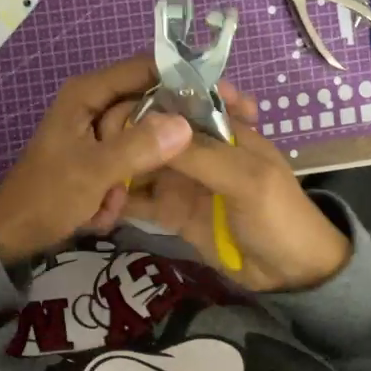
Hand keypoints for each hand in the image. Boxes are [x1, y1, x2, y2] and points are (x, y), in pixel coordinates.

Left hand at [0, 54, 192, 263]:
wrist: (13, 234)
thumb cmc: (47, 196)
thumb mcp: (94, 171)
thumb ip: (139, 146)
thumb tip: (186, 124)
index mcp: (88, 92)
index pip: (145, 68)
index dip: (181, 79)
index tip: (219, 101)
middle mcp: (96, 102)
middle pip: (149, 106)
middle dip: (154, 146)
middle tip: (150, 176)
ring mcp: (100, 130)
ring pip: (144, 140)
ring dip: (134, 174)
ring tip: (110, 199)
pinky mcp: (103, 155)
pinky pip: (132, 161)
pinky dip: (124, 187)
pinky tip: (104, 208)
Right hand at [102, 84, 350, 292]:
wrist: (290, 276)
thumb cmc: (279, 216)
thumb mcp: (246, 178)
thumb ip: (201, 154)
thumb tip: (148, 126)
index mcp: (220, 126)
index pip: (178, 97)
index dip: (147, 94)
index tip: (113, 101)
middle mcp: (195, 145)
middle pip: (150, 127)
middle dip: (121, 129)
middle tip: (89, 141)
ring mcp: (180, 177)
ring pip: (138, 160)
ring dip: (114, 161)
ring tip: (80, 166)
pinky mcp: (169, 209)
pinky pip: (137, 197)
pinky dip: (115, 196)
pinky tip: (89, 196)